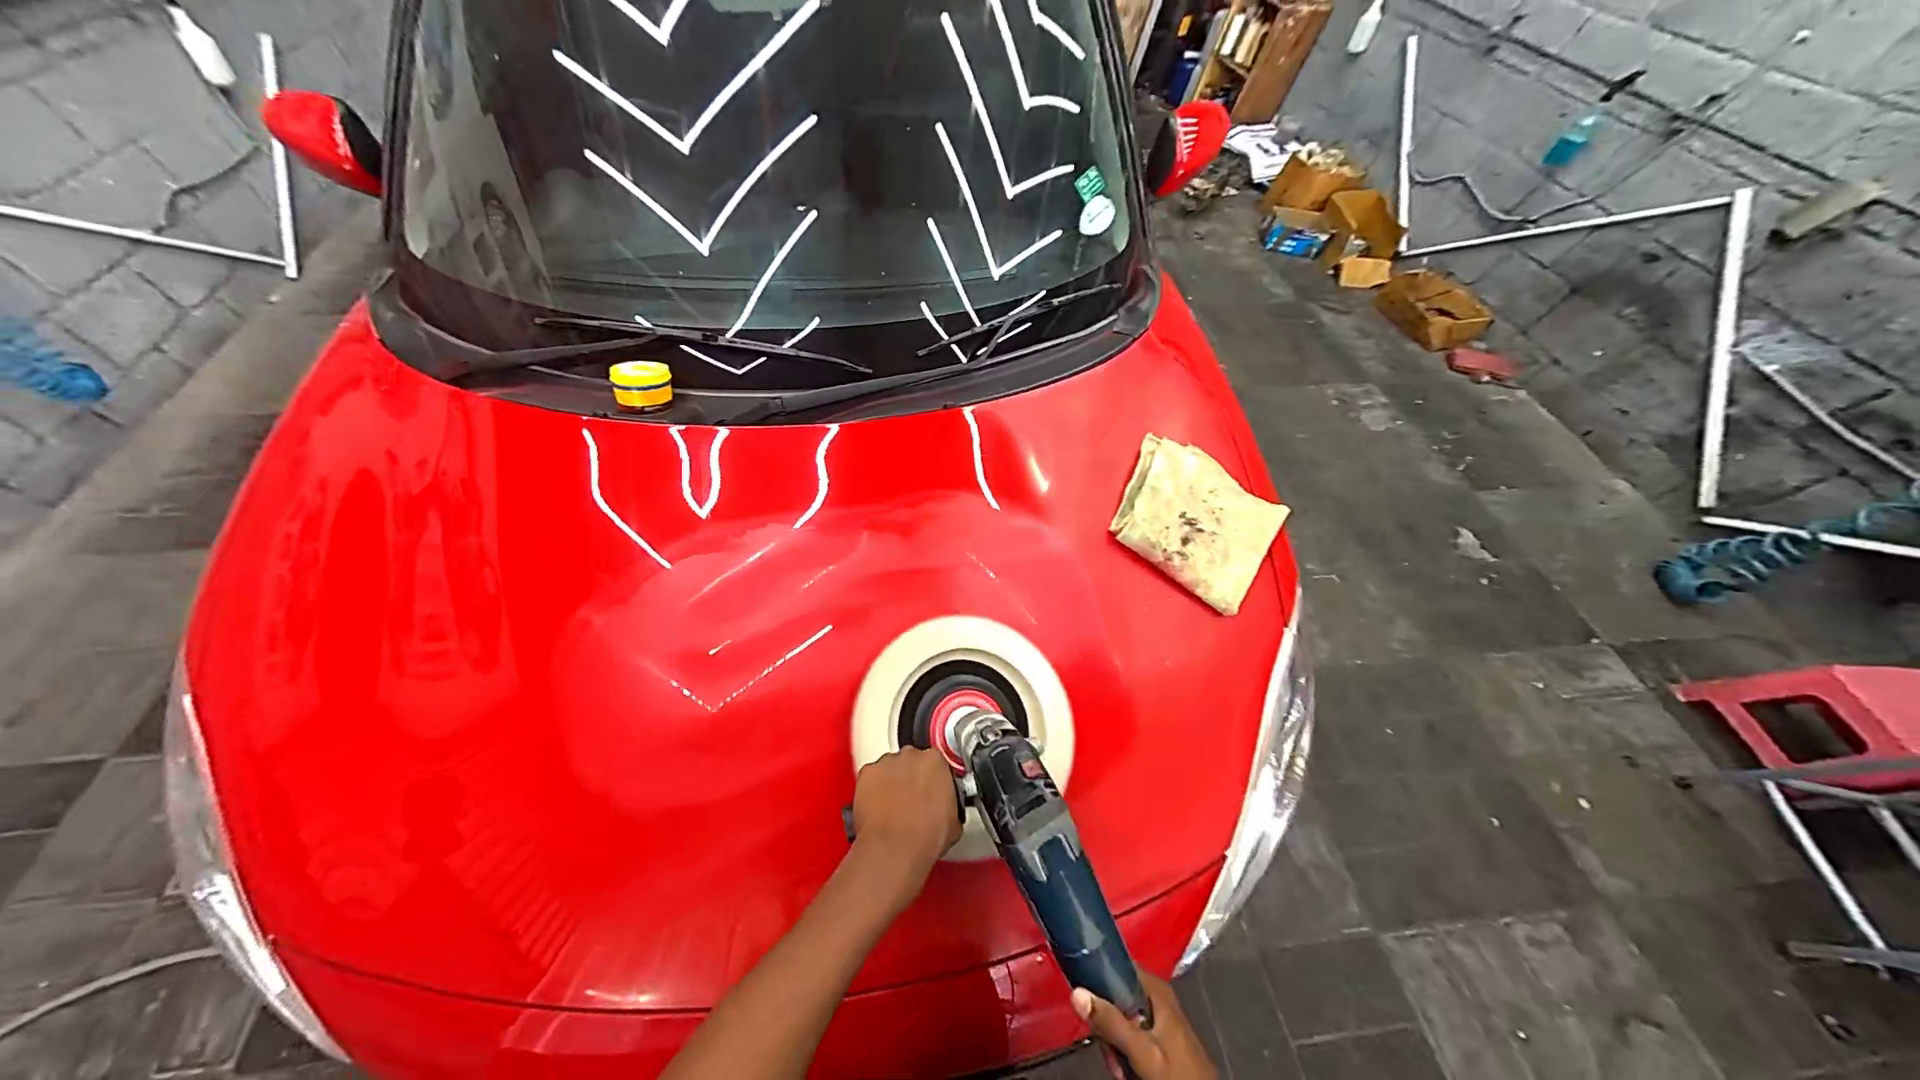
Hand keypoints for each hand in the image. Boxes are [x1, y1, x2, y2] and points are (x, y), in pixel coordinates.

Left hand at [849, 747, 962, 886]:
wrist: (895, 849)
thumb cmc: (923, 836)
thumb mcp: (954, 819)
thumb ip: (949, 801)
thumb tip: (946, 807)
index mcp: (936, 761)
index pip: (936, 761)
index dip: (933, 778)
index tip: (931, 791)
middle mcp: (910, 756)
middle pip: (911, 760)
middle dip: (911, 777)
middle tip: (912, 800)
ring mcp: (886, 763)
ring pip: (890, 767)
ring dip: (892, 782)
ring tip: (893, 807)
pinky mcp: (866, 773)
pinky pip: (871, 777)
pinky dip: (872, 789)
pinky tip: (878, 808)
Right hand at [1073, 972, 1217, 1079]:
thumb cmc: (1177, 1074)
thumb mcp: (1142, 1050)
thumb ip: (1111, 1022)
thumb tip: (1077, 992)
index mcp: (1155, 990)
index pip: (1118, 966)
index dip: (1099, 980)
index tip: (1088, 1002)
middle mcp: (1156, 997)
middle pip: (1116, 996)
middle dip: (1107, 1024)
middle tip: (1109, 1049)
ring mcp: (1158, 1016)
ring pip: (1120, 1017)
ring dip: (1114, 1042)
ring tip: (1119, 1065)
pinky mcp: (1159, 1035)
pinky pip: (1130, 1032)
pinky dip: (1125, 1049)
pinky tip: (1127, 1067)